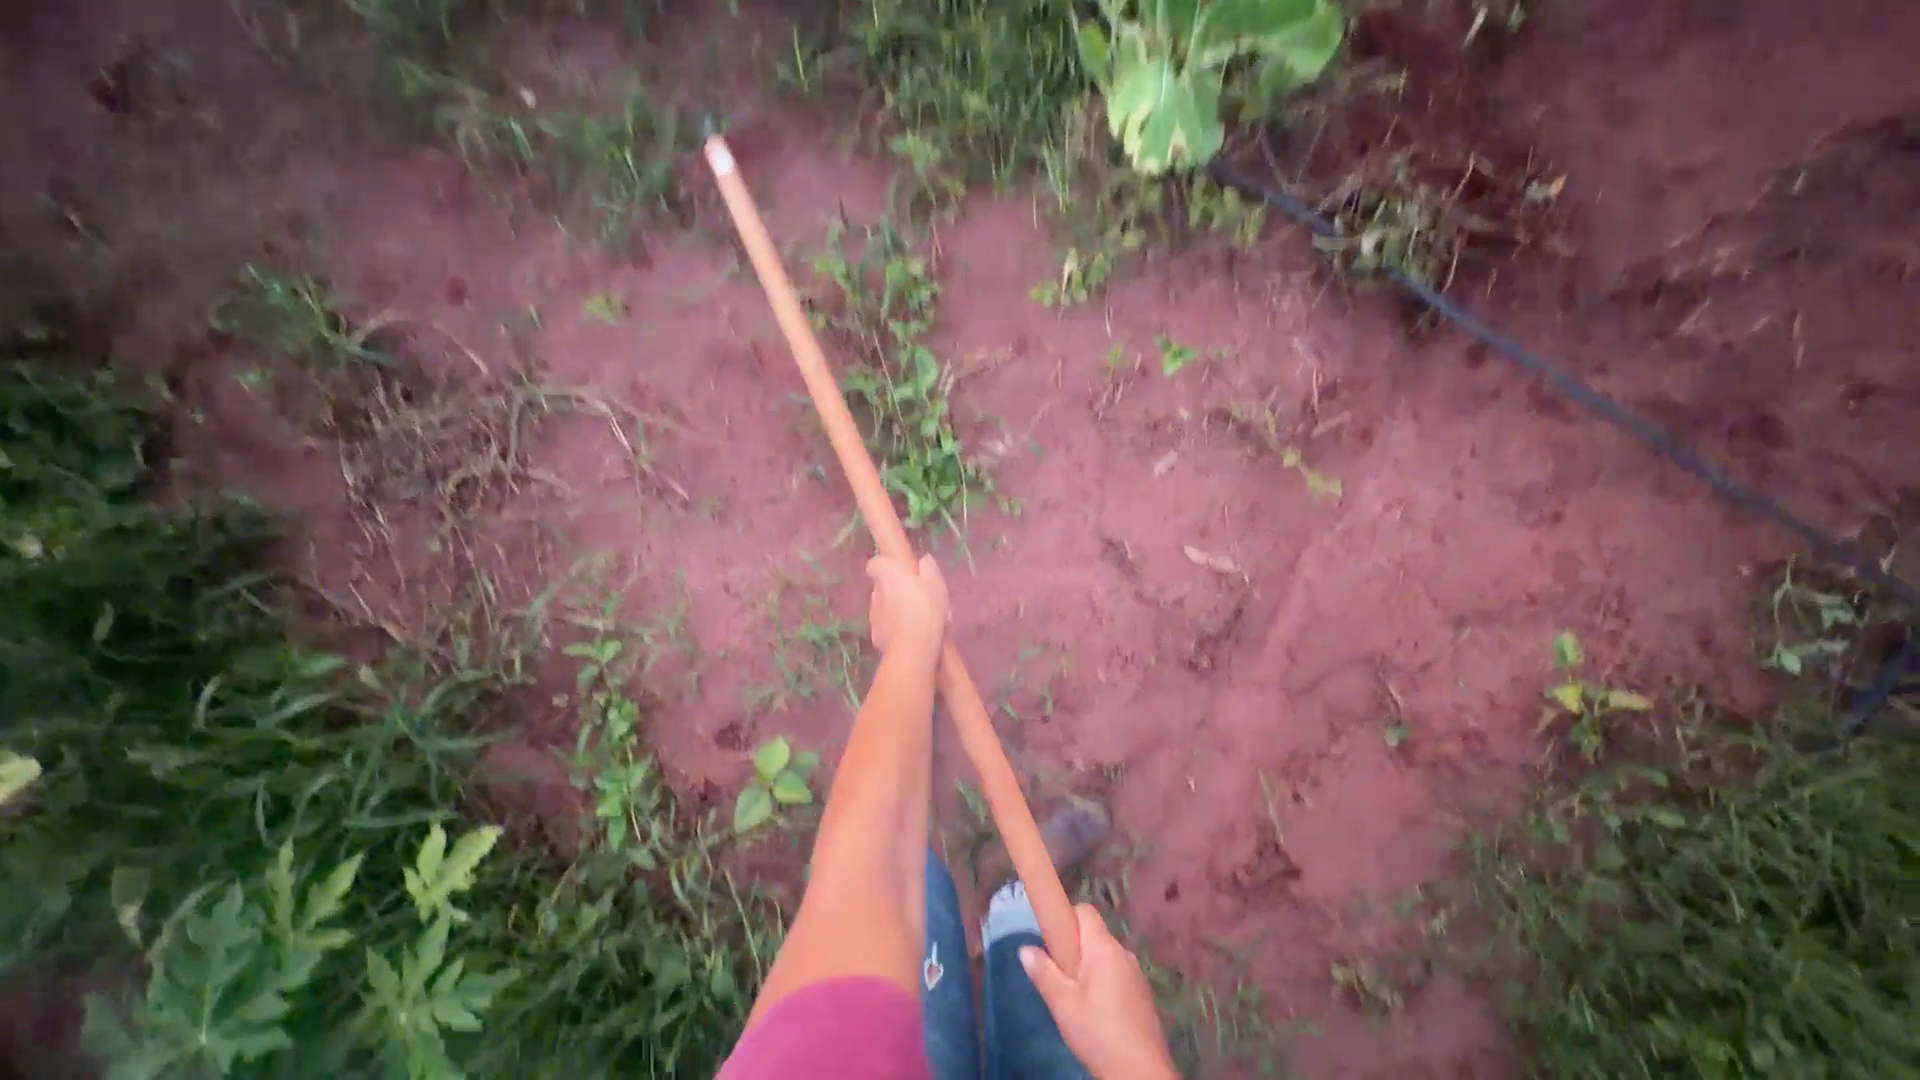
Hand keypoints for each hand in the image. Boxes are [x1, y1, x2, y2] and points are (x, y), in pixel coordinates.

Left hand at [865, 554, 948, 661]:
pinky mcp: (876, 634)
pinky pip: (885, 626)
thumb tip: (924, 560)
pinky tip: (909, 633)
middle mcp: (876, 592)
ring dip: (894, 608)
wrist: (913, 645)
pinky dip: (893, 627)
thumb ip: (929, 569)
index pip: (874, 563)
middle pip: (880, 586)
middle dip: (893, 588)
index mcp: (887, 574)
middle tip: (913, 595)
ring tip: (914, 617)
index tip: (897, 570)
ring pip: (883, 607)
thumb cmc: (925, 607)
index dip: (884, 565)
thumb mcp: (936, 584)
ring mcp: (873, 614)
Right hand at [1021, 905, 1177, 1079]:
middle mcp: (1123, 953)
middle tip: (1057, 975)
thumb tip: (1025, 948)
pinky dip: (1103, 984)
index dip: (1065, 917)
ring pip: (1105, 958)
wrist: (1140, 1073)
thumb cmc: (1098, 1032)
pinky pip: (1117, 976)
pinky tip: (1095, 1013)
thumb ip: (1043, 972)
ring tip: (1073, 998)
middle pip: (1093, 935)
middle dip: (1073, 948)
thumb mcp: (1062, 1004)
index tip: (1050, 939)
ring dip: (1087, 969)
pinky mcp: (1142, 996)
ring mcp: (1136, 975)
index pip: (1084, 911)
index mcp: (1104, 948)